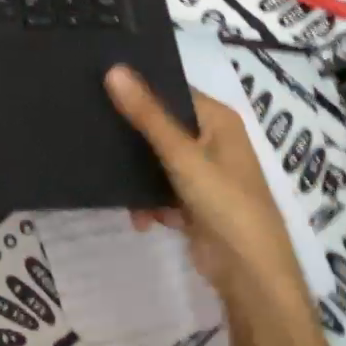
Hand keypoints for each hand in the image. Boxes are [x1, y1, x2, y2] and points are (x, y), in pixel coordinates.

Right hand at [104, 67, 304, 297]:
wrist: (251, 278)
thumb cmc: (226, 204)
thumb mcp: (182, 156)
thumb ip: (147, 114)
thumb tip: (113, 68)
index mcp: (218, 120)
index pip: (171, 88)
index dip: (138, 85)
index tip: (98, 82)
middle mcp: (212, 139)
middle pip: (160, 124)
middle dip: (131, 134)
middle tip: (93, 127)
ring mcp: (203, 172)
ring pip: (155, 158)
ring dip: (137, 175)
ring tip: (116, 186)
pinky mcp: (194, 200)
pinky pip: (159, 187)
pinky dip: (149, 201)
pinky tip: (142, 217)